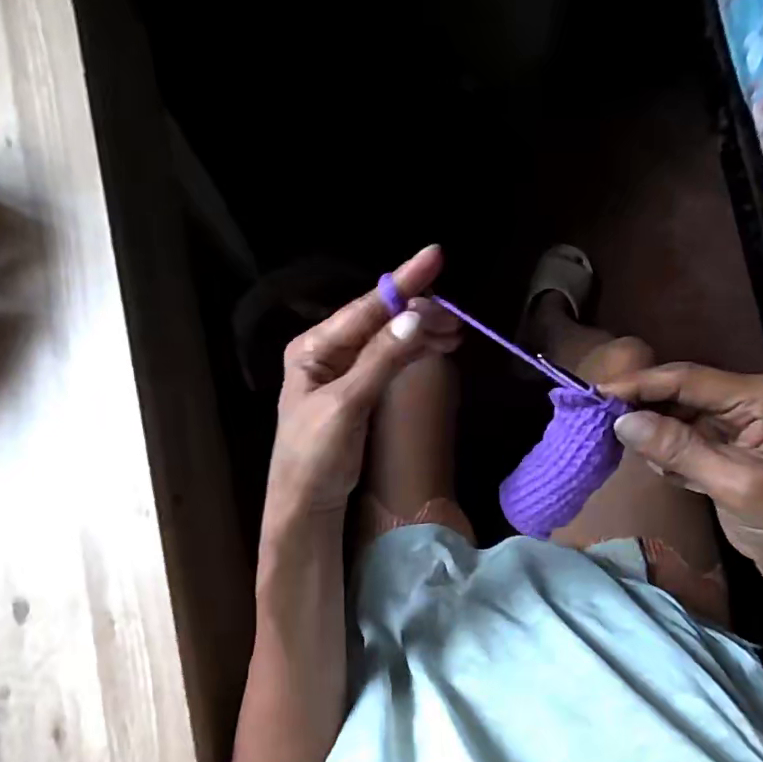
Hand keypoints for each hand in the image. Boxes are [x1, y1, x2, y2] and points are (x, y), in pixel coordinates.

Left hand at [266, 246, 459, 522]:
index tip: (435, 255)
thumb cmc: (315, 455)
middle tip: (456, 318)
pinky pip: (388, 363)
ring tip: (455, 333)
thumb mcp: (347, 405)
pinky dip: (412, 354)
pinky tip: (434, 349)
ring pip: (387, 341)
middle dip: (416, 314)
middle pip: (377, 322)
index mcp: (312, 348)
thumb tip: (415, 318)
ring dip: (419, 334)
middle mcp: (325, 353)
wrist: (306, 505)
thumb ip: (380, 360)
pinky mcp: (356, 393)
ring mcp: (341, 373)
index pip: (363, 309)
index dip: (401, 283)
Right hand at [602, 364, 762, 581]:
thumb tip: (622, 421)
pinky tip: (669, 474)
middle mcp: (747, 400)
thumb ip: (679, 449)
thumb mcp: (736, 484)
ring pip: (671, 414)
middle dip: (639, 406)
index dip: (639, 384)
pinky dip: (661, 453)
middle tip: (595, 419)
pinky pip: (675, 437)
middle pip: (676, 392)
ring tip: (630, 452)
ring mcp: (732, 422)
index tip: (593, 392)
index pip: (689, 380)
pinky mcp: (718, 445)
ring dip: (649, 432)